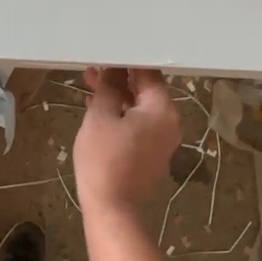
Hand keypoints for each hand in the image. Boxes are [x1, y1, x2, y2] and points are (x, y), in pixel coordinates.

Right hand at [73, 67, 180, 212]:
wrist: (112, 207)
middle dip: (120, 79)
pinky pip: (138, 125)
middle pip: (145, 90)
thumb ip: (109, 88)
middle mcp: (169, 121)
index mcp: (162, 108)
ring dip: (118, 97)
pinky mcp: (151, 154)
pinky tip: (99, 110)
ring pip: (140, 108)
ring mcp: (162, 139)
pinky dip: (121, 115)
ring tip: (91, 87)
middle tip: (93, 70)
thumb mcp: (100, 117)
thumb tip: (114, 68)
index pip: (148, 73)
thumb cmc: (104, 159)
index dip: (126, 60)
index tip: (107, 53)